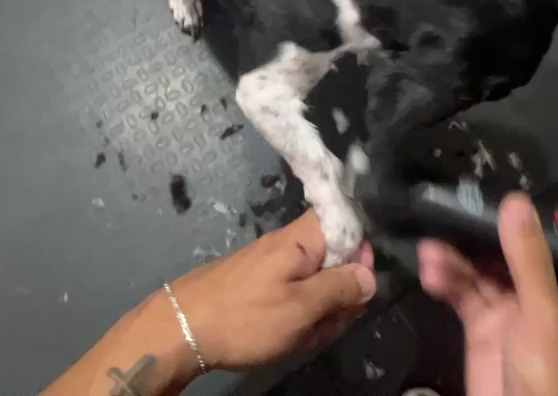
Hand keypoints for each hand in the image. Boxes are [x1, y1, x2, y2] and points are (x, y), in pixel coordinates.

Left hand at [166, 208, 377, 371]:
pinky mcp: (263, 284)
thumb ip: (338, 289)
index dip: (359, 249)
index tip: (362, 282)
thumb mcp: (301, 309)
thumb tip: (370, 273)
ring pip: (316, 281)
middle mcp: (288, 244)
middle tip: (331, 321)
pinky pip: (296, 294)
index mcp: (299, 239)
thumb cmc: (246, 316)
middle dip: (341, 292)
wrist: (187, 326)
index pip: (340, 221)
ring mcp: (274, 265)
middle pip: (333, 257)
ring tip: (307, 334)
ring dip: (321, 311)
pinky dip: (301, 316)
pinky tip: (293, 336)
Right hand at [417, 194, 557, 395]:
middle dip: (471, 240)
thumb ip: (527, 261)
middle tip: (440, 221)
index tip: (480, 196)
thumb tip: (516, 200)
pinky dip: (444, 282)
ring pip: (478, 273)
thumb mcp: (543, 320)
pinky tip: (429, 275)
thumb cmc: (551, 386)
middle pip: (502, 256)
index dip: (513, 221)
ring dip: (452, 260)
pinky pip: (461, 295)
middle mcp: (539, 302)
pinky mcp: (481, 332)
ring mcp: (509, 317)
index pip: (541, 246)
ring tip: (429, 255)